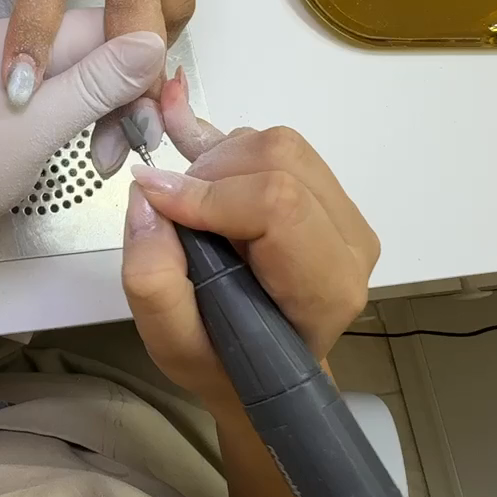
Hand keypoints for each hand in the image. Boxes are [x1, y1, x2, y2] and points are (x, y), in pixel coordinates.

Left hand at [0, 8, 164, 267]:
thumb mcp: (38, 127)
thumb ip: (95, 84)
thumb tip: (154, 39)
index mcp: (28, 34)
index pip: (112, 26)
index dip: (144, 69)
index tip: (152, 119)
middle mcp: (27, 41)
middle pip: (104, 51)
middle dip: (129, 97)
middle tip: (133, 146)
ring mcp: (21, 69)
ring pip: (91, 78)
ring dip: (111, 115)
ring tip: (105, 161)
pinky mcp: (19, 97)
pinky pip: (70, 97)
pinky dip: (89, 124)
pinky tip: (92, 153)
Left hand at [3, 0, 212, 177]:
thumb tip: (43, 24)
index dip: (30, 47)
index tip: (16, 97)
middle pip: (136, 19)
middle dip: (129, 82)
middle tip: (120, 134)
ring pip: (173, 14)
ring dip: (153, 57)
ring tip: (135, 92)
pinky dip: (170, 18)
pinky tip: (153, 34)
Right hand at [119, 70, 378, 408]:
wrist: (257, 365)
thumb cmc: (220, 361)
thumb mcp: (171, 344)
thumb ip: (153, 281)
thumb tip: (147, 196)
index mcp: (324, 287)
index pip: (278, 202)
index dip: (207, 192)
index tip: (152, 198)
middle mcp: (349, 241)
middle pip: (279, 158)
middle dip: (208, 172)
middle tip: (172, 210)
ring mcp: (340, 210)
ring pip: (277, 143)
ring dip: (216, 160)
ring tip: (189, 201)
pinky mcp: (319, 189)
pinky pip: (271, 142)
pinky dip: (221, 139)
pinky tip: (182, 131)